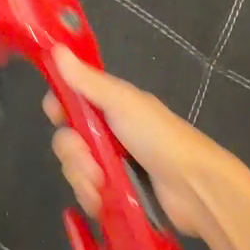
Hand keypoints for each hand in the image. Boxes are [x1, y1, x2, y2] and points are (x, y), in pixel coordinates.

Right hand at [43, 47, 231, 237]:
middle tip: (89, 159)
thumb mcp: (122, 102)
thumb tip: (56, 48)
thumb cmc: (159, 136)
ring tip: (100, 185)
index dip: (58, 106)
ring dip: (81, 177)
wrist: (194, 186)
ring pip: (75, 167)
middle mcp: (106, 131)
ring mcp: (110, 163)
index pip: (69, 99)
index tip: (58, 115)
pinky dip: (90, 197)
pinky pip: (86, 192)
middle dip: (72, 151)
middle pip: (67, 137)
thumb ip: (87, 81)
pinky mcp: (114, 192)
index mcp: (109, 103)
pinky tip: (100, 202)